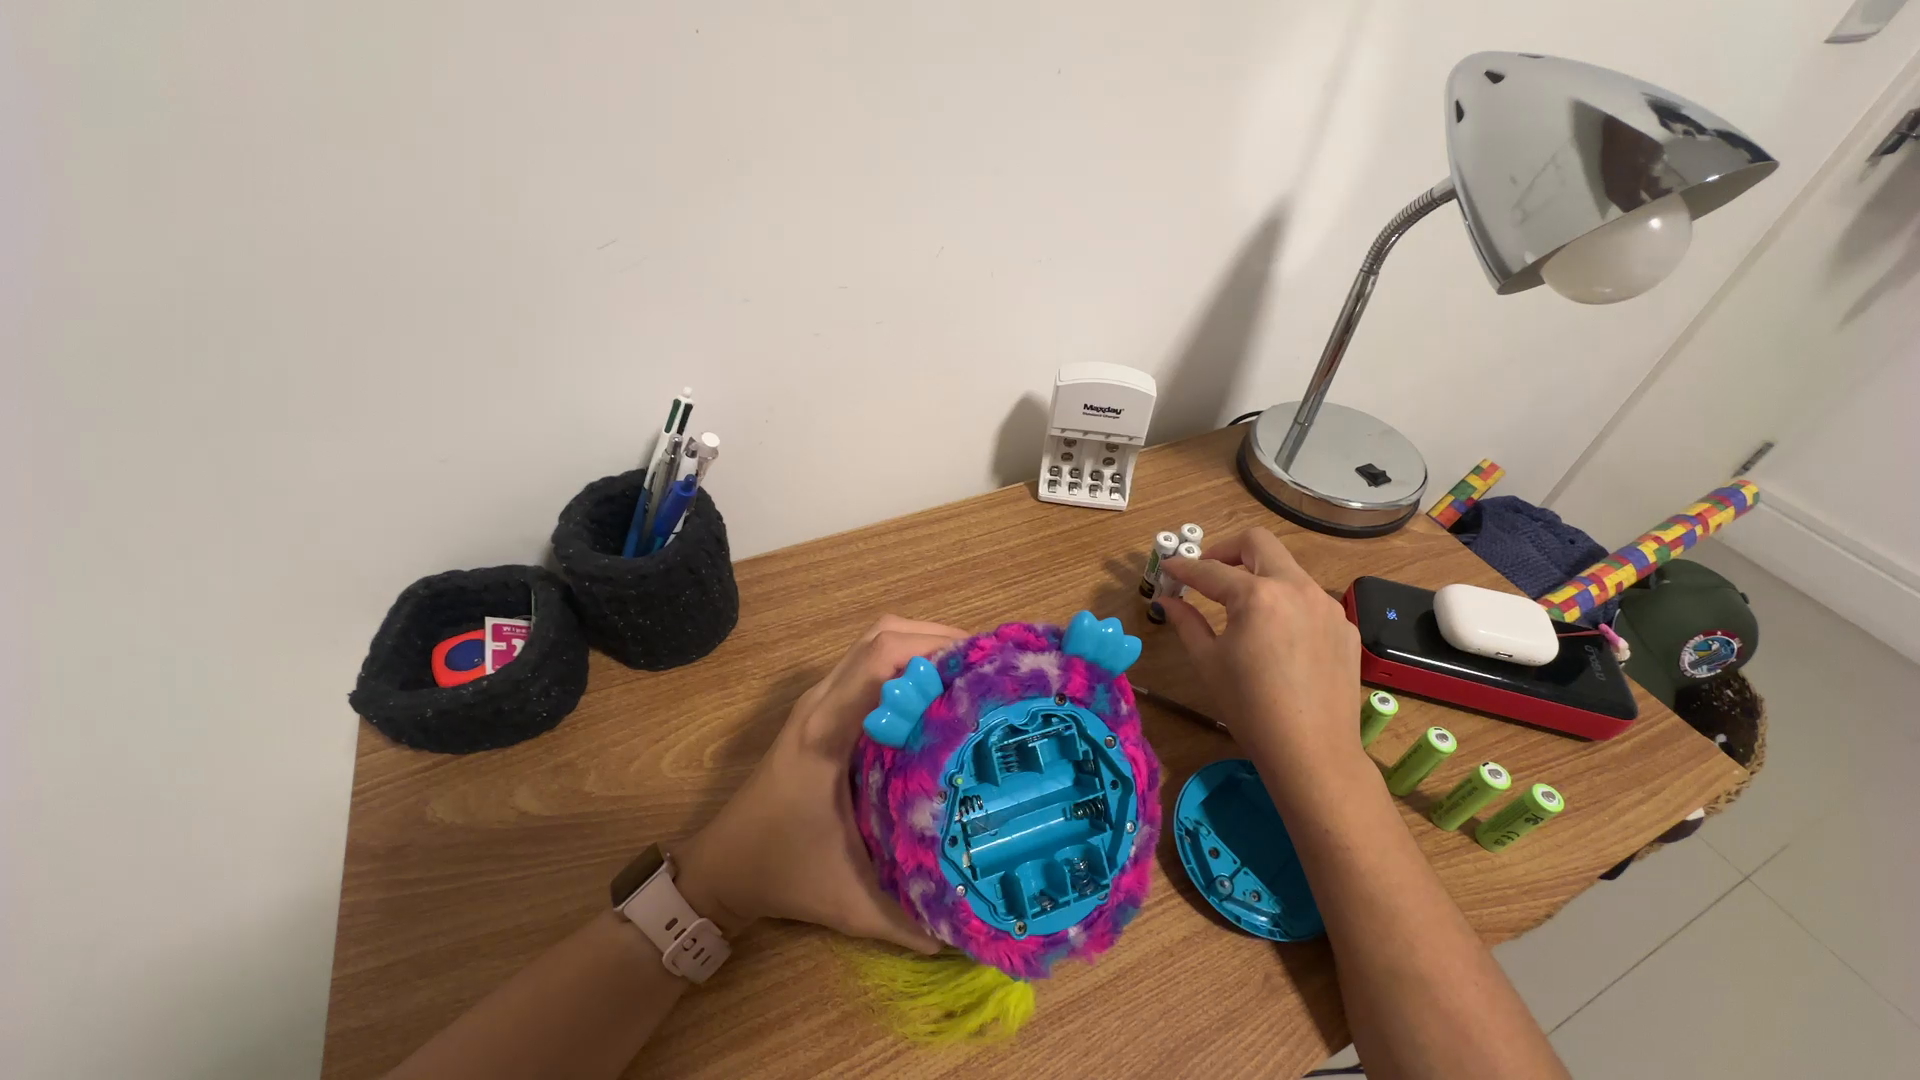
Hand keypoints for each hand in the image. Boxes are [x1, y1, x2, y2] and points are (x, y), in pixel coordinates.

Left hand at [672, 616, 967, 953]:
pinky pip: (867, 663)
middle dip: (938, 638)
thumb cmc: (781, 873)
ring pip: (874, 641)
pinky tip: (937, 694)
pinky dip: (905, 662)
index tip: (984, 669)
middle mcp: (822, 703)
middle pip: (882, 635)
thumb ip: (910, 922)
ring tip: (970, 674)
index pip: (880, 659)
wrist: (720, 866)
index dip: (933, 649)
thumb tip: (972, 932)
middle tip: (988, 669)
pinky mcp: (820, 708)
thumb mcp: (850, 902)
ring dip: (922, 645)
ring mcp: (818, 700)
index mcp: (827, 733)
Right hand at [1158, 528, 1362, 769]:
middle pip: (1258, 543)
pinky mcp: (1344, 627)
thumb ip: (1186, 622)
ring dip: (1259, 577)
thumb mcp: (1208, 662)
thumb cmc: (1249, 707)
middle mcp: (1296, 588)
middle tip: (1207, 573)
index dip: (1184, 567)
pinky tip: (1277, 639)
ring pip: (1287, 570)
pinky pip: (1310, 601)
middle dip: (1226, 550)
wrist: (1312, 750)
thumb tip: (1167, 601)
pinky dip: (1285, 605)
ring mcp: (1327, 606)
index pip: (1211, 571)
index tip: (1168, 567)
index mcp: (1257, 596)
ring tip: (1242, 609)